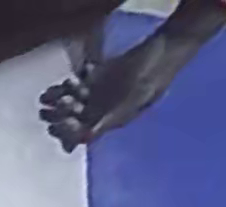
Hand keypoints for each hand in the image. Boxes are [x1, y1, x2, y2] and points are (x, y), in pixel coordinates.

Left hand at [39, 0, 225, 151]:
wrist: (165, 48)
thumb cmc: (155, 78)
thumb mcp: (136, 100)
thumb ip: (110, 119)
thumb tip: (86, 139)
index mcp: (99, 125)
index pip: (73, 136)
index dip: (65, 132)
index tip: (65, 122)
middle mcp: (90, 115)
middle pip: (63, 121)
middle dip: (60, 114)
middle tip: (66, 101)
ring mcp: (88, 98)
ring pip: (63, 104)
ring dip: (62, 97)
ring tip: (71, 84)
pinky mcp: (88, 81)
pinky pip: (70, 86)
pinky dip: (70, 83)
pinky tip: (79, 75)